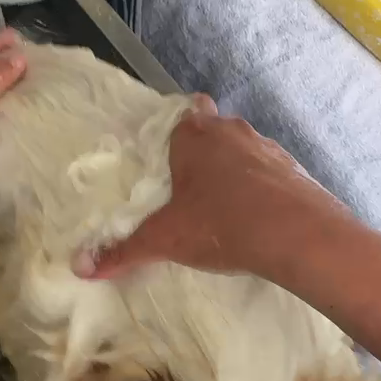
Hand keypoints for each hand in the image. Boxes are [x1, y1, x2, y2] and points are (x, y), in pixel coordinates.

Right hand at [73, 97, 356, 281]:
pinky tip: (256, 215)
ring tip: (222, 202)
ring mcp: (266, 147)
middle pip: (213, 125)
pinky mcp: (295, 170)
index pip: (182, 112)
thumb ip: (123, 251)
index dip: (176, 129)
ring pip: (244, 146)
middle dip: (203, 147)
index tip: (169, 154)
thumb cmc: (221, 224)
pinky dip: (262, 186)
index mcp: (194, 135)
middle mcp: (230, 131)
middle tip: (189, 181)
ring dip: (234, 166)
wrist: (300, 236)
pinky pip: (270, 170)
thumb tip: (79, 267)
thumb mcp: (164, 239)